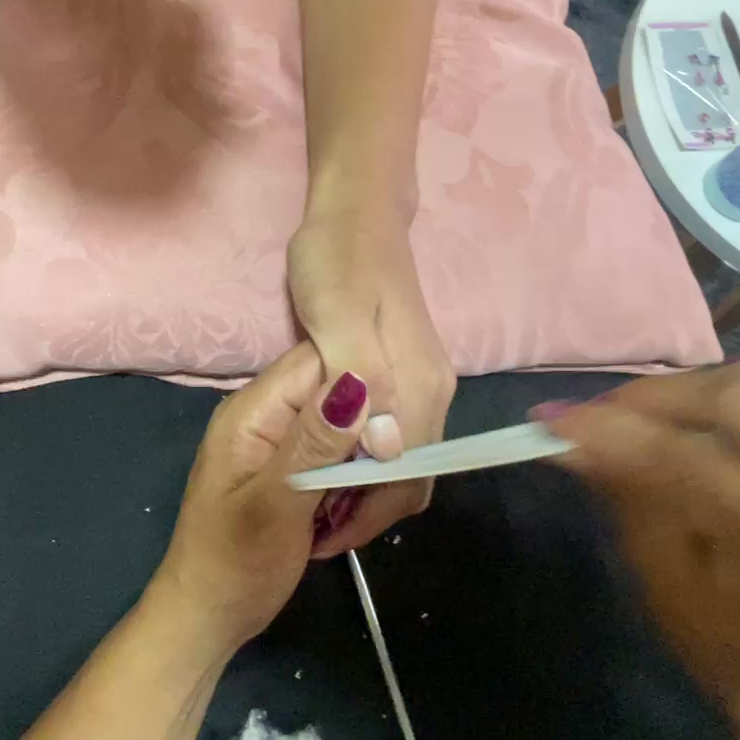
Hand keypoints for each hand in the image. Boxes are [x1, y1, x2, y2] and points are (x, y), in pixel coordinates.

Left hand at [151, 345, 369, 653]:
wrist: (210, 616)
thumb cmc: (232, 565)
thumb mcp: (273, 504)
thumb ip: (312, 444)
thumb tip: (359, 383)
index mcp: (255, 410)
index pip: (323, 358)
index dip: (369, 382)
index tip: (396, 432)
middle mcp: (274, 415)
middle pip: (349, 394)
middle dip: (375, 438)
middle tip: (377, 488)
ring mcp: (291, 443)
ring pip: (357, 431)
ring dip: (370, 473)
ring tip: (353, 518)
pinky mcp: (306, 470)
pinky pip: (350, 460)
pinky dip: (362, 489)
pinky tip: (349, 523)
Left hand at [287, 202, 454, 556]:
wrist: (356, 210)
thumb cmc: (335, 260)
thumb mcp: (336, 317)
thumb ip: (359, 380)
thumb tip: (386, 450)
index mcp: (417, 385)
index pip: (405, 473)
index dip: (363, 508)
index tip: (315, 530)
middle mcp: (432, 391)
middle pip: (407, 473)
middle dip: (362, 507)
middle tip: (308, 525)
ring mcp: (423, 383)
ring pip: (400, 458)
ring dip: (359, 488)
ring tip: (310, 502)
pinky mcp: (406, 375)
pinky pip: (391, 436)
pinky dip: (361, 461)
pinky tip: (325, 461)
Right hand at [541, 341, 739, 733]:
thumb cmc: (725, 635)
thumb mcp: (659, 572)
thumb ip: (627, 487)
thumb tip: (564, 427)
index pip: (698, 460)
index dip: (615, 431)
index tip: (552, 419)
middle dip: (665, 398)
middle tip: (613, 415)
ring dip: (726, 381)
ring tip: (685, 412)